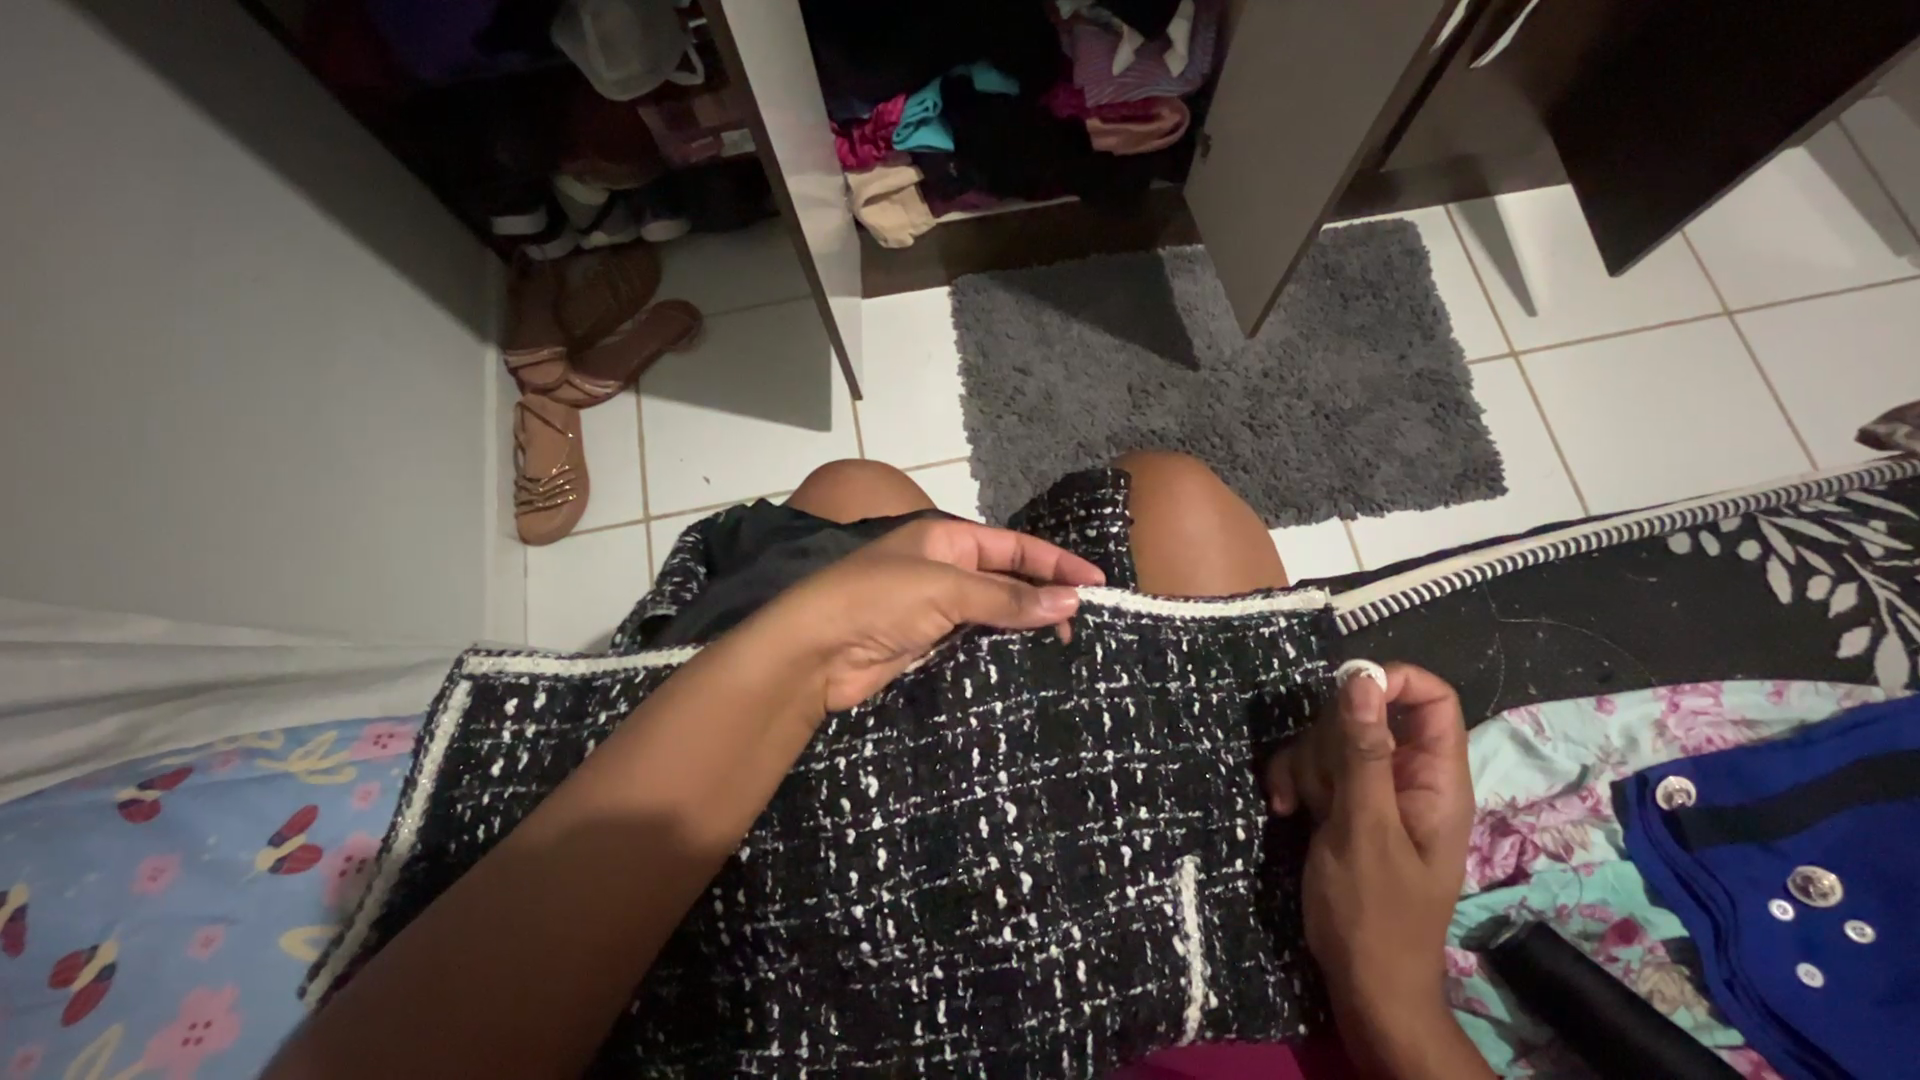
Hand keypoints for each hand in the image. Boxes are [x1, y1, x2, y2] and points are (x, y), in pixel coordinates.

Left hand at [744, 518, 1105, 714]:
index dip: (1055, 562)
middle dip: (1045, 596)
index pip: (1013, 546)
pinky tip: (1031, 661)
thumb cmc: (878, 600)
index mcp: (946, 537)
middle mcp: (944, 568)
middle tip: (1085, 623)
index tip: (1096, 583)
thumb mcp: (946, 589)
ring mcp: (936, 608)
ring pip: (994, 613)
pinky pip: (976, 641)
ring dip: (1027, 625)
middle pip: (1007, 579)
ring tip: (1068, 644)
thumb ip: (1007, 599)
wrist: (815, 651)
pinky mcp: (928, 644)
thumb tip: (1070, 602)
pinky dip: (1003, 649)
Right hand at [1266, 663, 1476, 1072]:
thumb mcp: (1364, 828)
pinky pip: (1309, 767)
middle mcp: (1406, 777)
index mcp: (1436, 779)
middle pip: (1364, 714)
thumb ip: (1363, 751)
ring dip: (1302, 766)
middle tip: (1321, 786)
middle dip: (1327, 741)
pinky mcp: (1340, 805)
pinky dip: (1291, 782)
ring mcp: (1371, 791)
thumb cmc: (1374, 913)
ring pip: (1328, 740)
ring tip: (1299, 808)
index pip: (1430, 697)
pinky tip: (1284, 809)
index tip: (1342, 692)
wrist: (1361, 982)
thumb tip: (1361, 676)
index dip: (1391, 681)